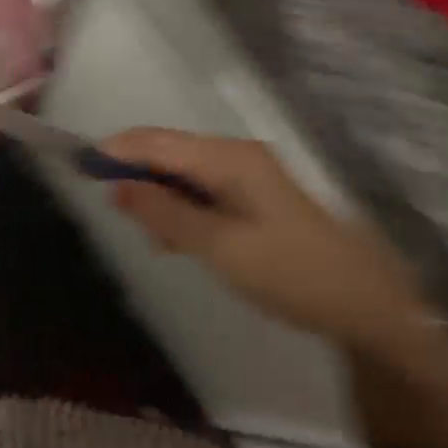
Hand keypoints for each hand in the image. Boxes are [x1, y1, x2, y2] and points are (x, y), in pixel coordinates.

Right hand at [104, 128, 425, 349]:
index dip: (116, 149)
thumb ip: (165, 214)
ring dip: (158, 195)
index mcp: (228, 158)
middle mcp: (235, 155)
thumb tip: (116, 186)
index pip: (157, 141)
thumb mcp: (220, 247)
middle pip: (169, 152)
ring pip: (183, 174)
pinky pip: (202, 191)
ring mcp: (248, 175)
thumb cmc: (291, 272)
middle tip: (108, 206)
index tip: (79, 166)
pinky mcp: (254, 197)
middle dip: (134, 173)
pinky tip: (173, 240)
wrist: (368, 305)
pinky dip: (181, 208)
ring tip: (141, 231)